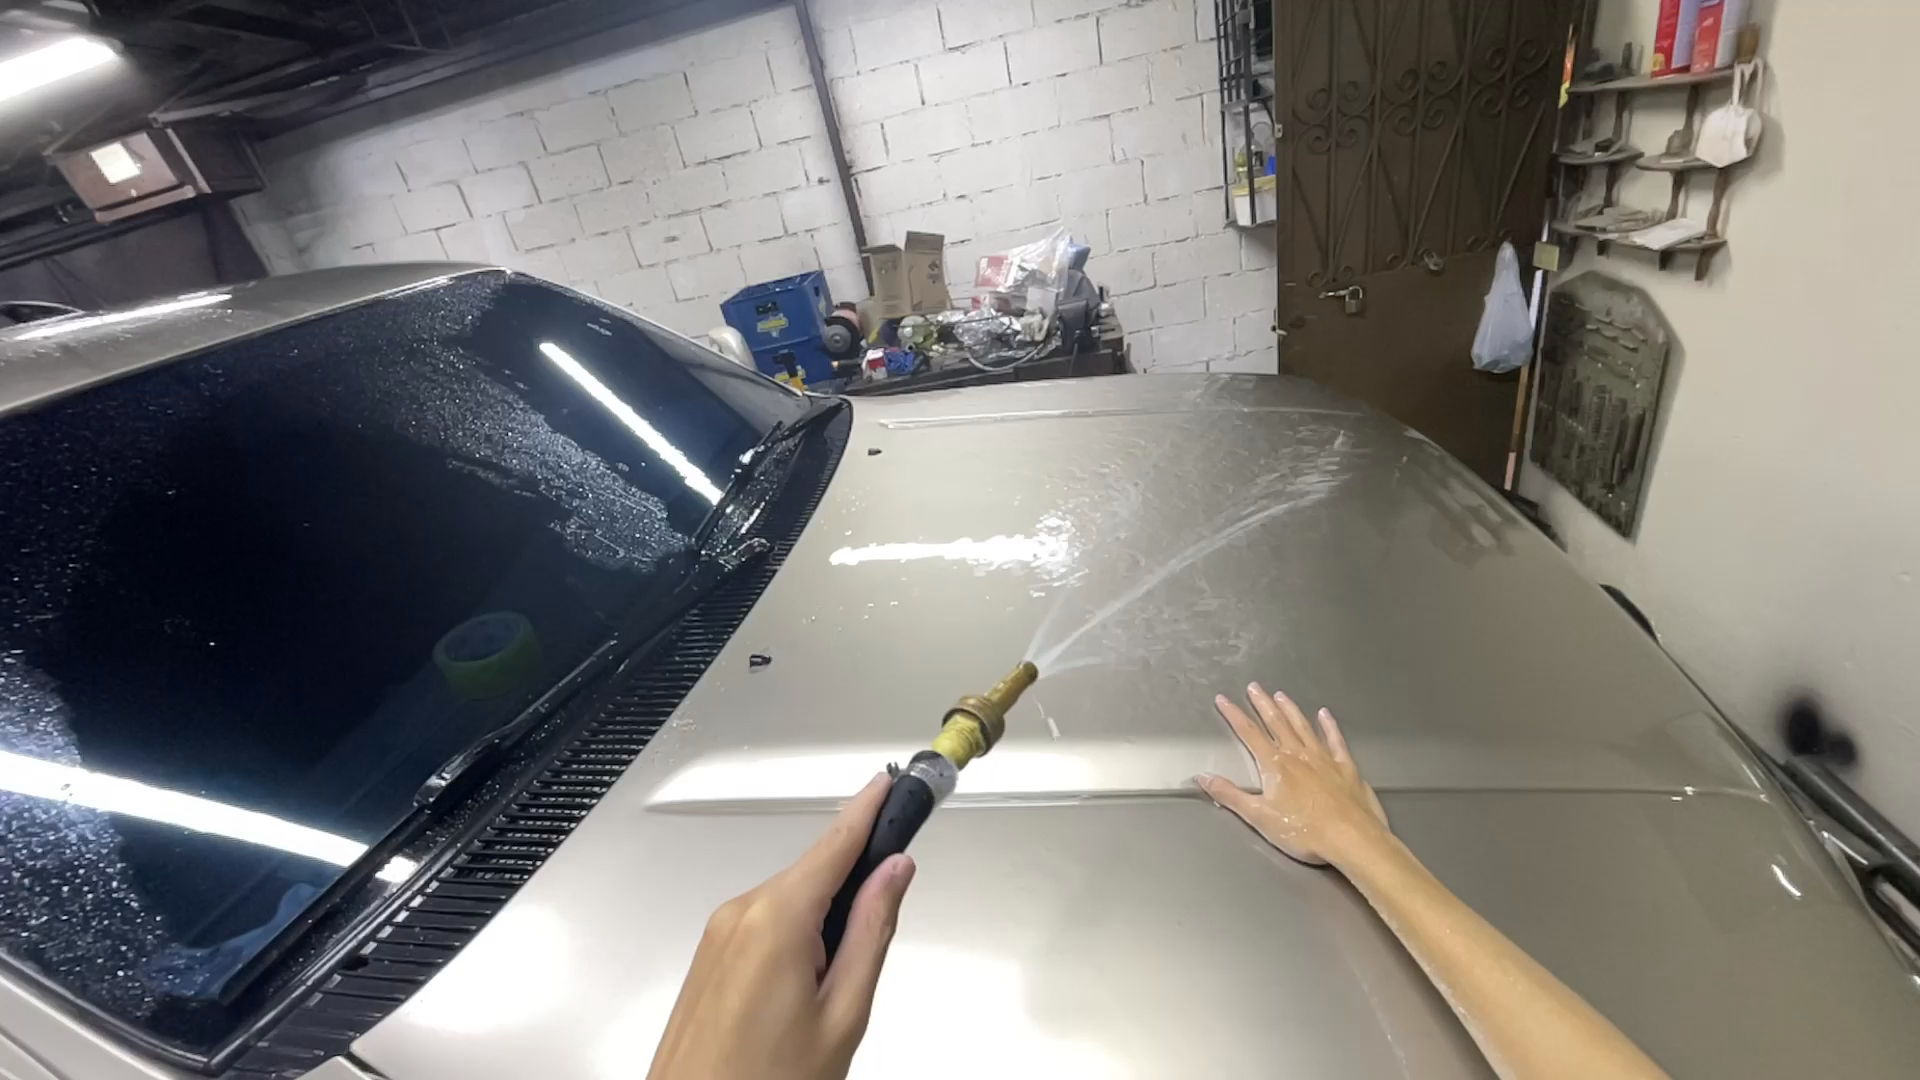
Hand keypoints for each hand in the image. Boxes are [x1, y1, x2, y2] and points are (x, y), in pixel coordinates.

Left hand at [647, 774, 914, 1079]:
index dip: (868, 808)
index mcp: (778, 917)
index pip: (836, 842)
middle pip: (815, 871)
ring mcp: (719, 932)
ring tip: (834, 984)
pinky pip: (766, 920)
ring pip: (791, 898)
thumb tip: (896, 870)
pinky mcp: (709, 954)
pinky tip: (803, 985)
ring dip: (824, 916)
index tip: (889, 781)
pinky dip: (796, 932)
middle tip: (883, 916)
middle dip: (852, 883)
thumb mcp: (842, 1014)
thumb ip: (873, 930)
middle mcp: (741, 911)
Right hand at [1196, 683, 1389, 866]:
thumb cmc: (1304, 832)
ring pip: (1303, 727)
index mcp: (1275, 765)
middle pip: (1276, 723)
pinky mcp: (1347, 769)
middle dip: (1262, 704)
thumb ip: (1229, 794)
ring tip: (1280, 695)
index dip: (1234, 714)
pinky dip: (1330, 726)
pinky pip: (1336, 741)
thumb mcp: (1259, 817)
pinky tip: (1325, 715)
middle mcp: (1298, 755)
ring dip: (1290, 710)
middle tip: (1254, 687)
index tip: (1223, 699)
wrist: (1353, 841)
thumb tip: (1202, 777)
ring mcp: (1324, 759)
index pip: (1248, 733)